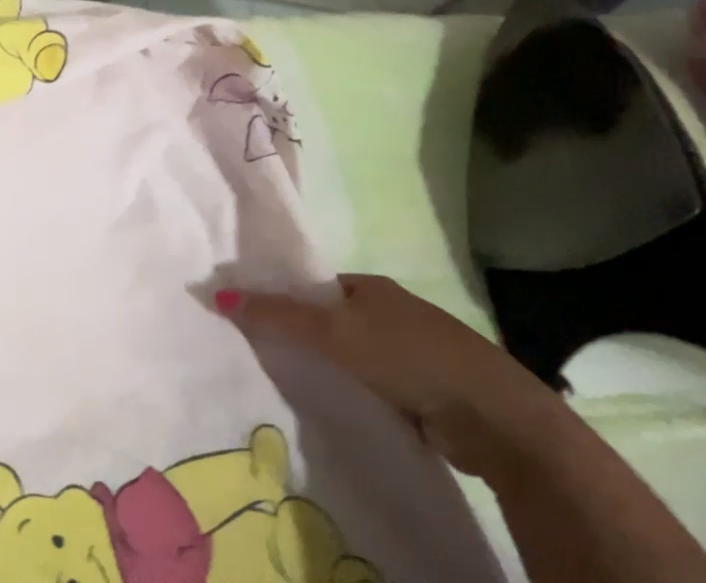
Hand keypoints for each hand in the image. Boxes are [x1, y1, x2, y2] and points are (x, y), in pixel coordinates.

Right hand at [216, 274, 562, 475]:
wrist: (493, 418)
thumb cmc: (407, 356)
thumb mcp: (330, 331)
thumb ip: (273, 314)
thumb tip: (212, 292)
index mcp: (372, 286)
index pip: (313, 286)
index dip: (281, 297)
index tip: (249, 317)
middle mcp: (392, 313)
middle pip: (329, 319)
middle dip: (299, 334)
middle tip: (259, 351)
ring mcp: (412, 352)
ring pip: (350, 354)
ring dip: (325, 366)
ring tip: (286, 380)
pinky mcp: (425, 390)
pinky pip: (370, 384)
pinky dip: (350, 391)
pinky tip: (329, 402)